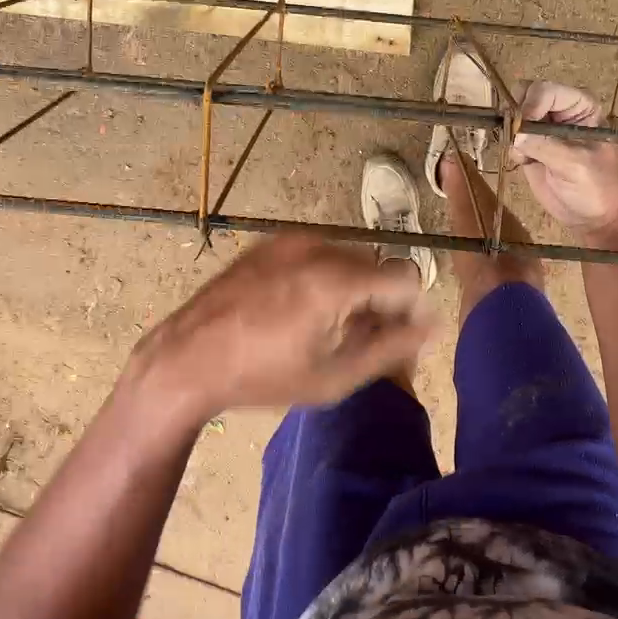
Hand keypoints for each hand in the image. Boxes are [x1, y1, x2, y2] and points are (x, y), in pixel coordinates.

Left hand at [127, 234, 433, 420]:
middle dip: (380, 297)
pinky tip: (299, 308)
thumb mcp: (333, 377)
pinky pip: (318, 251)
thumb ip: (390, 348)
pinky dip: (325, 273)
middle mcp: (318, 247)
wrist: (185, 358)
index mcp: (336, 280)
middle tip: (361, 336)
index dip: (410, 308)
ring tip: (327, 325)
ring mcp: (291, 240)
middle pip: (378, 263)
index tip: (398, 336)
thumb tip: (431, 325)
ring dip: (353, 284)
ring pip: (349, 255)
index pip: (405, 277)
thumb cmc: (262, 377)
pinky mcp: (271, 241)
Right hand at [510, 82, 617, 239]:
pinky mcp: (529, 145)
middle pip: (526, 94)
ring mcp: (543, 127)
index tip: (522, 127)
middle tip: (519, 138)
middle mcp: (561, 111)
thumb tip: (515, 135)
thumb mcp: (575, 165)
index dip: (531, 104)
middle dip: (517, 114)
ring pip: (514, 113)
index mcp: (581, 106)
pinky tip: (525, 161)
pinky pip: (510, 135)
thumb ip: (546, 145)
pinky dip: (511, 146)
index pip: (547, 91)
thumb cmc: (596, 188)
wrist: (592, 218)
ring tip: (524, 154)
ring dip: (512, 131)